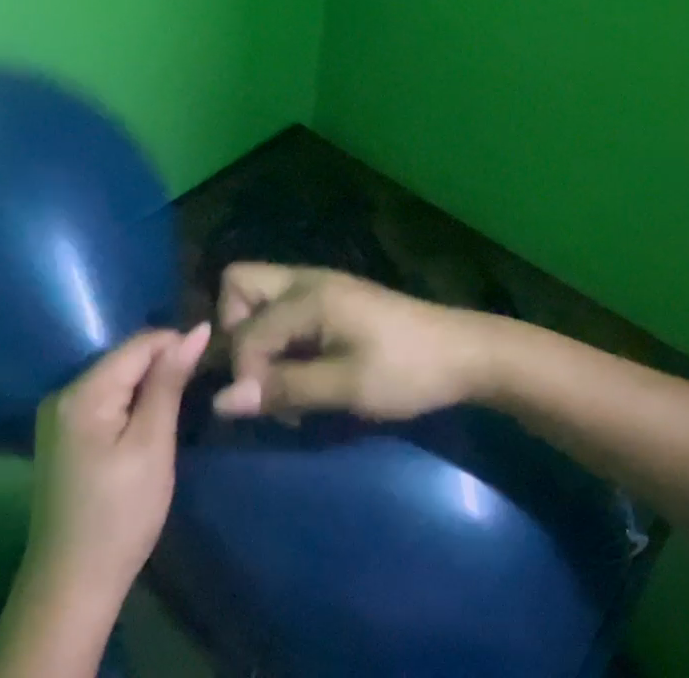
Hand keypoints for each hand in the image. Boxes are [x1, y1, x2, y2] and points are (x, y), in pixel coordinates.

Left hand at [23, 323, 210, 597]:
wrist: (72, 584)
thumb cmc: (121, 515)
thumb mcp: (152, 445)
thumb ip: (169, 384)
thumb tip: (195, 331)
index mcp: (82, 392)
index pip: (139, 344)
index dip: (178, 343)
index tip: (215, 359)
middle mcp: (62, 394)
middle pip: (124, 359)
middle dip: (165, 363)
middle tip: (205, 383)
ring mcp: (58, 417)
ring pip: (116, 380)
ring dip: (151, 384)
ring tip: (187, 398)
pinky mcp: (64, 437)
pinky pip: (105, 402)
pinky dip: (132, 404)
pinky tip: (153, 420)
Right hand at [211, 263, 499, 420]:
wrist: (467, 354)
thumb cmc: (407, 371)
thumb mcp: (346, 386)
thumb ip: (283, 389)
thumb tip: (221, 402)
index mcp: (307, 296)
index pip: (245, 330)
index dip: (244, 372)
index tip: (267, 407)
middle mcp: (307, 281)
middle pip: (238, 284)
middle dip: (235, 330)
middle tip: (261, 374)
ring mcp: (322, 287)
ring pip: (259, 296)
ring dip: (257, 336)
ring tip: (283, 381)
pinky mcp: (335, 301)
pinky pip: (284, 308)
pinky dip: (280, 337)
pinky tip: (305, 373)